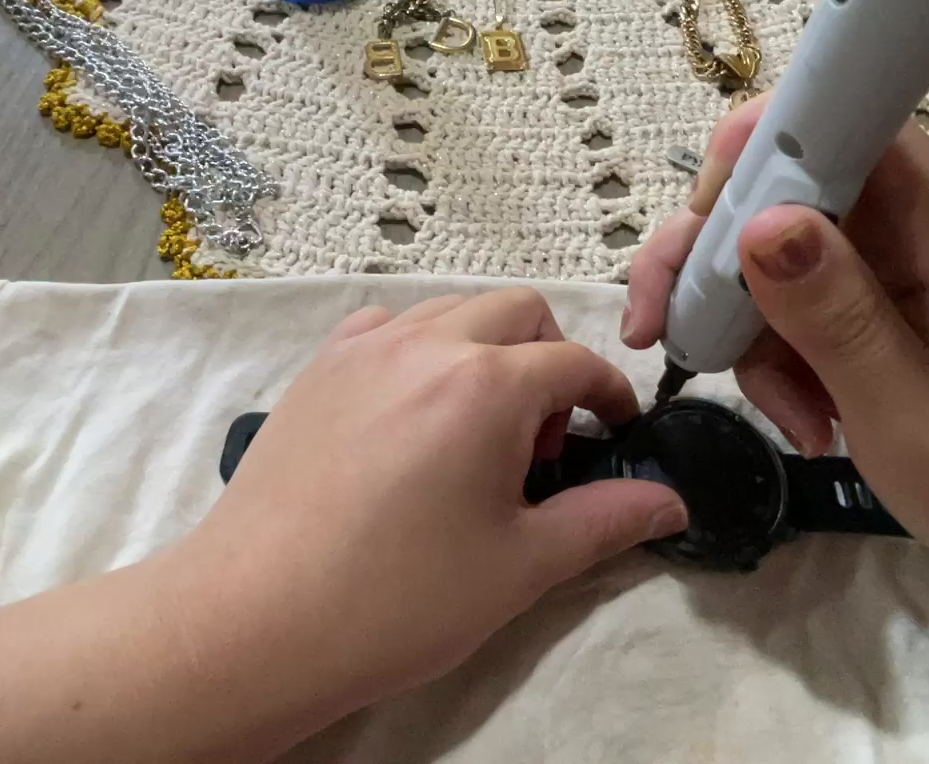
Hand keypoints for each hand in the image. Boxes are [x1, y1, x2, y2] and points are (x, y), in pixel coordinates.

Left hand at [181, 288, 687, 714]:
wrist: (256, 618)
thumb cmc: (399, 598)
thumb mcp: (520, 565)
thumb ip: (605, 520)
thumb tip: (672, 502)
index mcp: (486, 385)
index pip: (574, 362)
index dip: (609, 394)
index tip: (616, 430)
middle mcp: (428, 343)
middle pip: (518, 311)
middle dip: (549, 358)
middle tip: (537, 437)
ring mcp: (366, 346)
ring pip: (453, 310)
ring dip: (487, 349)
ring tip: (472, 426)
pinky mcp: (321, 364)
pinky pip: (388, 325)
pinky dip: (421, 347)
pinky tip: (409, 407)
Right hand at [622, 96, 928, 580]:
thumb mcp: (915, 413)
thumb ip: (838, 320)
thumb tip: (760, 224)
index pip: (849, 132)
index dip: (767, 142)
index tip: (702, 211)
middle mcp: (897, 235)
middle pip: (775, 194)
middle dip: (703, 253)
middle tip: (658, 323)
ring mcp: (871, 271)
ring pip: (759, 255)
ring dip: (737, 328)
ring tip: (786, 413)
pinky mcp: (852, 307)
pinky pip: (775, 306)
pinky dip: (764, 358)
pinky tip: (801, 417)